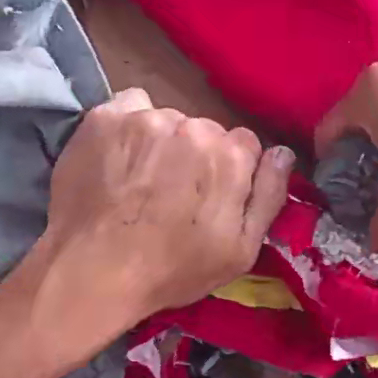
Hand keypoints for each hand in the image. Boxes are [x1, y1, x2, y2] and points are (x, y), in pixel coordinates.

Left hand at [35, 89, 294, 329]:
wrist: (93, 271)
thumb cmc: (173, 269)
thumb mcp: (241, 251)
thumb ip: (269, 196)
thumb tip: (284, 153)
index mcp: (232, 157)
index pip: (245, 145)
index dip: (230, 173)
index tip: (210, 198)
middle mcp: (193, 126)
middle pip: (206, 131)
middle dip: (196, 156)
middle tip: (173, 195)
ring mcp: (146, 119)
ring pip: (169, 120)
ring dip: (163, 142)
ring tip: (141, 181)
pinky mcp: (105, 117)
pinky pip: (130, 106)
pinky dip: (130, 125)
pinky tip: (120, 157)